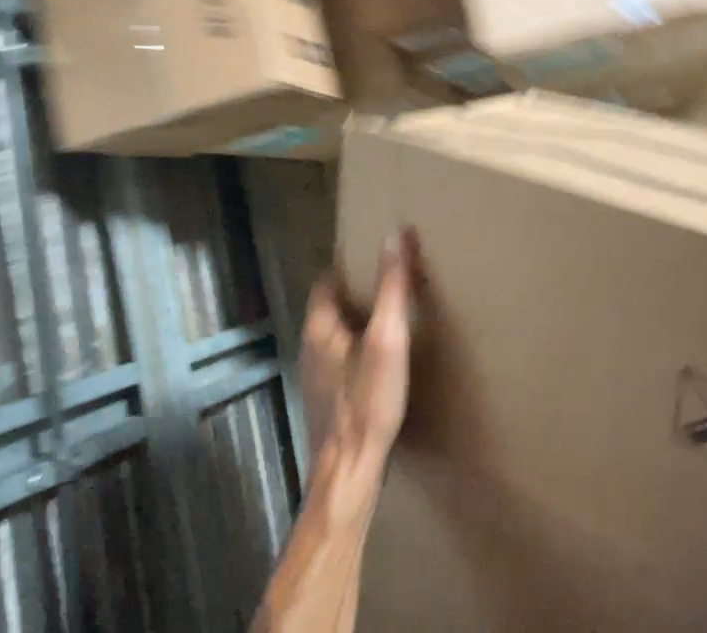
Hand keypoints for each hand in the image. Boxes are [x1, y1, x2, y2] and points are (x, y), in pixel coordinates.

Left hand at [301, 229, 417, 502]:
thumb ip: (392, 288)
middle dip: (357, 294)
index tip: (374, 256)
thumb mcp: (387, 339)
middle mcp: (310, 349)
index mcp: (319, 328)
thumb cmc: (368, 402)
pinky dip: (359, 352)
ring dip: (358, 325)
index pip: (327, 282)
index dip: (349, 266)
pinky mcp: (328, 403)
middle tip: (391, 283)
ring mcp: (315, 379)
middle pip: (331, 309)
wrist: (349, 472)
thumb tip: (396, 234)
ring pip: (336, 338)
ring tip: (392, 319)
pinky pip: (342, 363)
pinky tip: (383, 363)